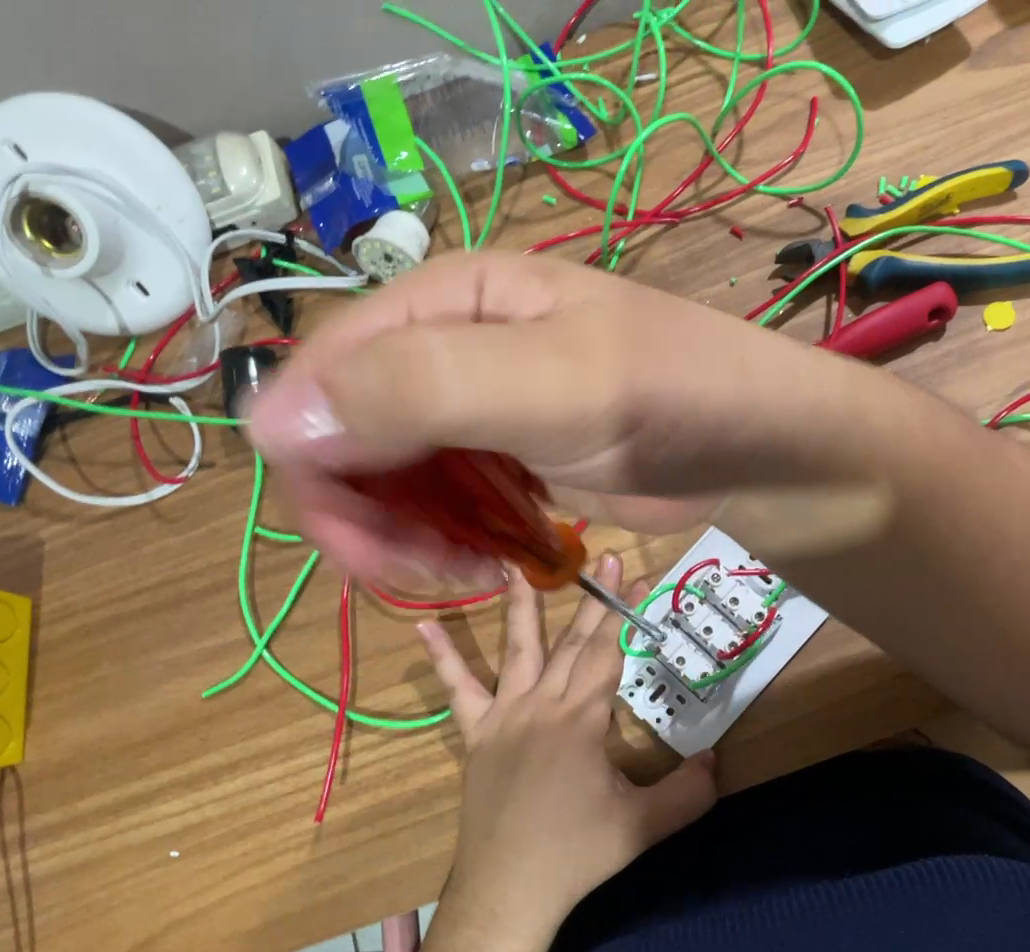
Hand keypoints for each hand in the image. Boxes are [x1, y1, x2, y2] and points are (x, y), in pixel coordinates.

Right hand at [244, 252, 876, 581]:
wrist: (758, 448)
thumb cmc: (671, 398)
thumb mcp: (551, 384)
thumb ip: (418, 390)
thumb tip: (271, 421)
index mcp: (444, 301)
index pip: (326, 373)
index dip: (318, 459)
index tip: (356, 537)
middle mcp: (445, 347)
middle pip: (346, 431)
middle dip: (366, 511)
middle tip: (423, 570)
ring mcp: (473, 408)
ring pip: (387, 478)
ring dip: (407, 537)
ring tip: (466, 571)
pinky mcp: (501, 459)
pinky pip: (437, 503)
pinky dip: (445, 541)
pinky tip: (487, 566)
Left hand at [417, 554, 717, 923]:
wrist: (508, 889)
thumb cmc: (577, 855)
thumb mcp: (644, 827)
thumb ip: (688, 792)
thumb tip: (717, 759)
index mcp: (582, 719)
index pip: (609, 652)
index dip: (625, 614)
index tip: (638, 577)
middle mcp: (542, 704)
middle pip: (571, 642)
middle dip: (591, 598)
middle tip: (603, 555)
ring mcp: (503, 716)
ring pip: (516, 650)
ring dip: (520, 605)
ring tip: (516, 563)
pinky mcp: (476, 735)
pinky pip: (459, 691)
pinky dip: (444, 659)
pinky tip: (422, 628)